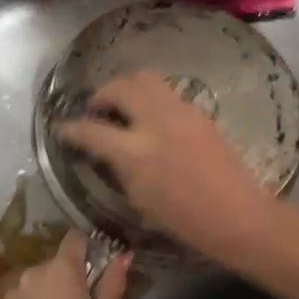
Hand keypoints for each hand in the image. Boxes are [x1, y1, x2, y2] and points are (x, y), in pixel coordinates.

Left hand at [0, 231, 130, 298]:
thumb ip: (112, 284)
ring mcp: (9, 296)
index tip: (96, 269)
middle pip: (54, 266)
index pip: (74, 239)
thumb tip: (124, 255)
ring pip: (35, 288)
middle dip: (67, 281)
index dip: (87, 248)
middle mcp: (30, 274)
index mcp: (60, 269)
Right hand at [55, 71, 278, 258]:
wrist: (236, 214)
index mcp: (136, 152)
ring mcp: (181, 112)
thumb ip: (119, 167)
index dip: (71, 129)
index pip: (92, 130)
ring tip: (123, 107)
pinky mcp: (198, 112)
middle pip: (120, 86)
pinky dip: (150, 97)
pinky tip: (151, 118)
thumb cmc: (184, 219)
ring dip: (127, 87)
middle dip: (102, 94)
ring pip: (145, 78)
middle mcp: (156, 122)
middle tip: (97, 110)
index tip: (62, 128)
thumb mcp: (139, 199)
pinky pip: (166, 93)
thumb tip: (108, 151)